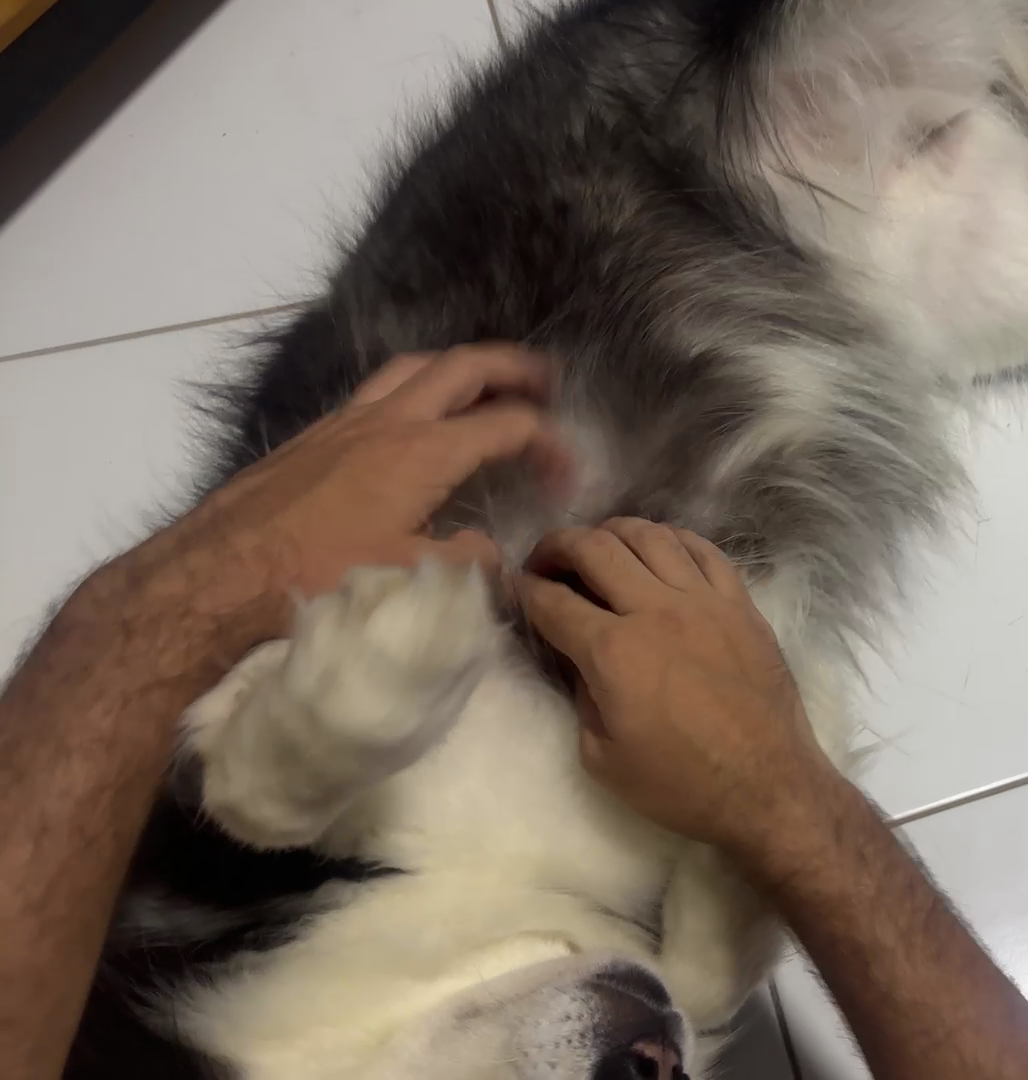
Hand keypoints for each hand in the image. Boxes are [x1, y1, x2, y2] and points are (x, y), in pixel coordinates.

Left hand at [98, 343, 566, 650]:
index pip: (510, 426)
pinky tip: (423, 416)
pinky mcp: (318, 435)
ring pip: (416, 367)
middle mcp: (390, 422)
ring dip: (463, 368)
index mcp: (424, 452)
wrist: (210, 576)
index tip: (571, 475)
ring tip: (491, 382)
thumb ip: (471, 560)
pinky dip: (419, 386)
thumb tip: (491, 552)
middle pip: (463, 368)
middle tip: (550, 376)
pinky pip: (381, 389)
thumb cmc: (318, 572)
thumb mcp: (414, 576)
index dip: (553, 444)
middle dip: (515, 367)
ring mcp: (348, 422)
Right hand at [516, 519, 834, 852]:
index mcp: (614, 650)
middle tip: (548, 562)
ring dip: (616, 533)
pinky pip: (707, 551)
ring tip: (602, 550)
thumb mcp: (601, 755)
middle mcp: (658, 609)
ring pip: (653, 536)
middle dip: (558, 545)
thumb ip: (581, 693)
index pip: (552, 601)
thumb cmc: (681, 782)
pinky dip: (676, 540)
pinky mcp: (743, 604)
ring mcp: (707, 600)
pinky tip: (663, 551)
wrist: (767, 781)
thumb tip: (577, 656)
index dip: (523, 590)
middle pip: (597, 548)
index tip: (516, 588)